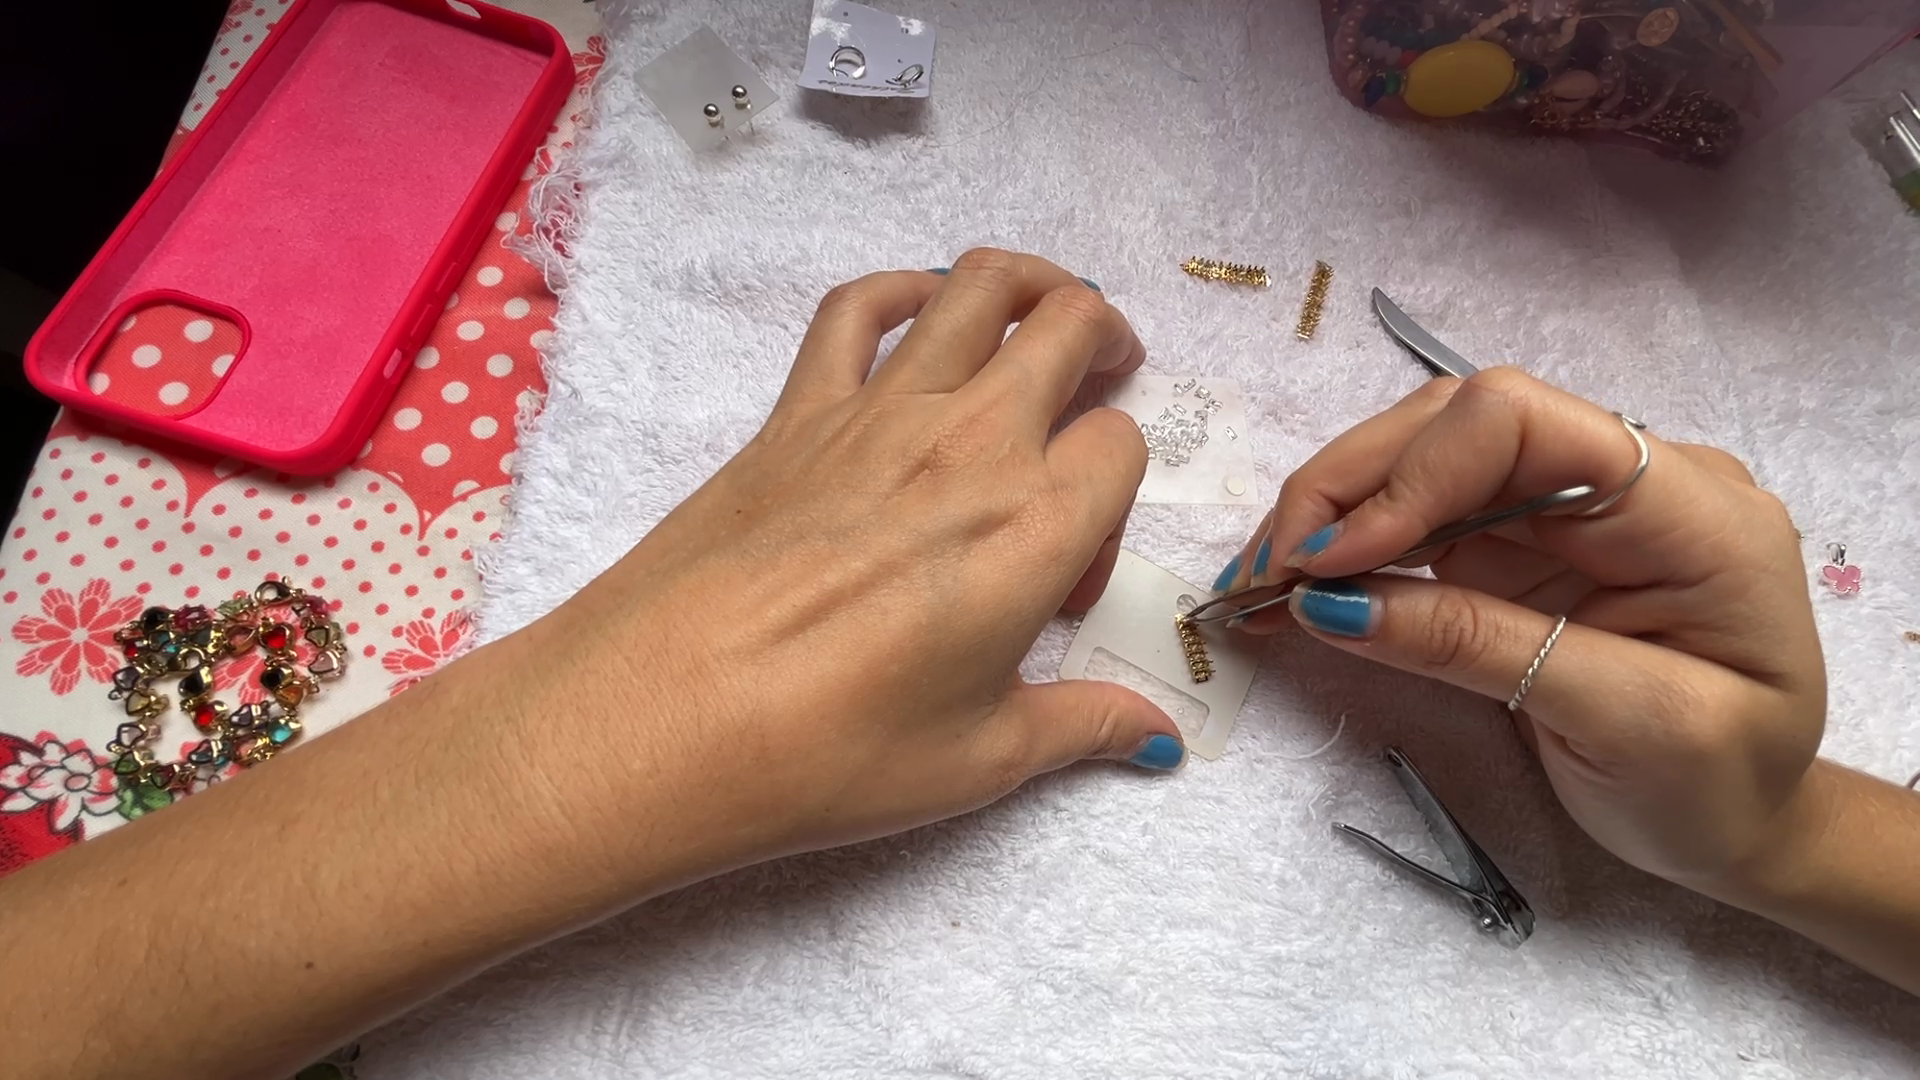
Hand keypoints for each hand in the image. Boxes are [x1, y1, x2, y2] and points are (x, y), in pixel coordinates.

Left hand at [530, 249, 1185, 876]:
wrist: (662, 722)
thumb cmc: (833, 755)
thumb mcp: (981, 759)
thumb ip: (1086, 727)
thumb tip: (1163, 742)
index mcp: (1032, 529)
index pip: (1121, 449)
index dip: (1114, 498)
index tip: (1070, 567)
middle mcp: (970, 445)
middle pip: (1067, 328)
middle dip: (1105, 337)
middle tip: (1106, 371)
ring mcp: (878, 413)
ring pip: (975, 288)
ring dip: (1030, 285)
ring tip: (1042, 315)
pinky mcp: (798, 410)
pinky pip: (855, 309)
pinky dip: (901, 289)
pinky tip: (919, 310)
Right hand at [1216, 369, 1823, 887]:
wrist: (1728, 812)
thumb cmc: (1713, 784)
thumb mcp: (1624, 724)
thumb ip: (1477, 646)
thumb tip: (1328, 603)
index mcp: (1680, 505)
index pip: (1513, 423)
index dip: (1404, 478)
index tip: (1329, 563)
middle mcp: (1605, 476)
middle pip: (1436, 426)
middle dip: (1334, 492)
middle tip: (1266, 577)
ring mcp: (1540, 502)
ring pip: (1400, 459)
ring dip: (1316, 514)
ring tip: (1258, 584)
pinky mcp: (1490, 536)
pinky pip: (1391, 514)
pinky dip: (1328, 545)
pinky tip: (1286, 583)